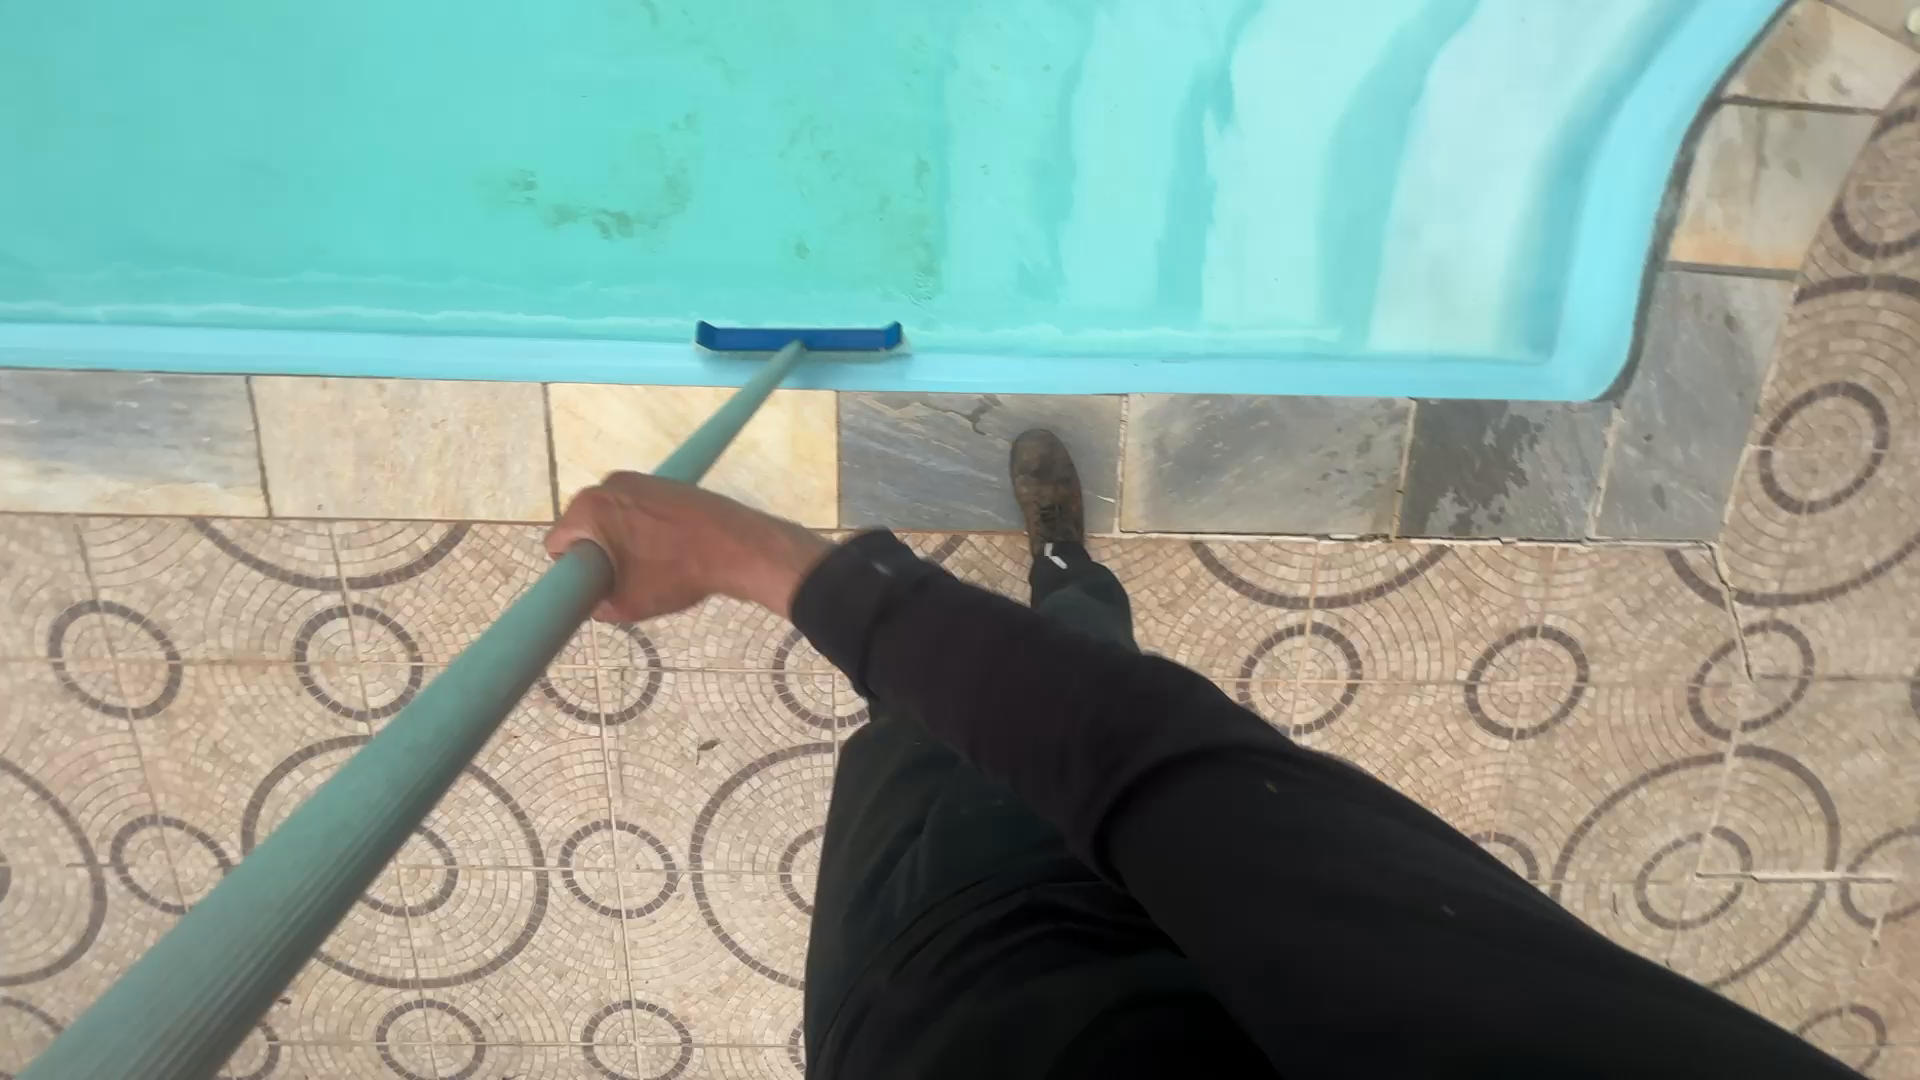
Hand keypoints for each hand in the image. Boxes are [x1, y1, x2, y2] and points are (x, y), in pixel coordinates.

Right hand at [544, 472, 832, 621]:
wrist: (740, 547)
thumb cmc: (680, 573)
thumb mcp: (627, 604)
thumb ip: (597, 606)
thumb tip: (594, 603)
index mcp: (590, 507)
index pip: (558, 544)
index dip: (573, 572)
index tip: (596, 586)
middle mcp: (610, 483)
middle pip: (586, 528)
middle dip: (600, 554)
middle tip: (627, 579)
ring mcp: (642, 479)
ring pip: (615, 520)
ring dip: (624, 542)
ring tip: (654, 566)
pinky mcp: (668, 483)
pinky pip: (641, 512)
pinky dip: (648, 530)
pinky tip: (671, 549)